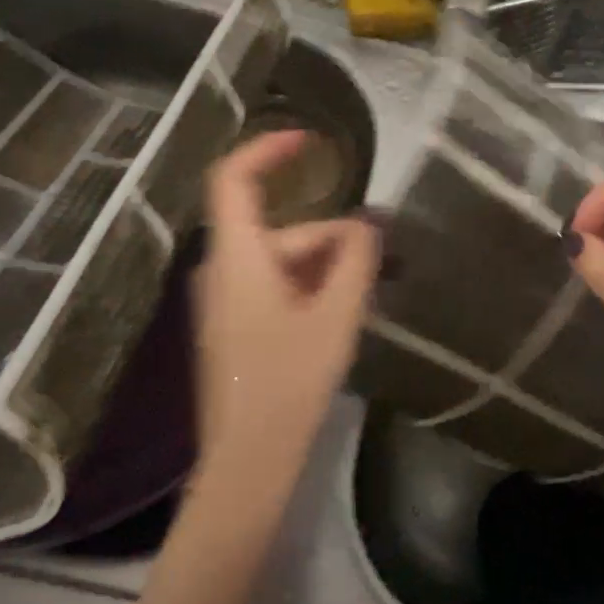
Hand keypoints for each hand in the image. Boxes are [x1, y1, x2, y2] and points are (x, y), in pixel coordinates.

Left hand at [192, 131, 379, 469]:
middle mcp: (221, 270)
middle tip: (382, 265)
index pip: (235, 178)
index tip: (314, 142)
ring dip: (325, 269)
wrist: (247, 461)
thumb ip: (356, 260)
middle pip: (280, 230)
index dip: (270, 149)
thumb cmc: (290, 382)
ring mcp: (222, 302)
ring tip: (367, 300)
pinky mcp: (231, 328)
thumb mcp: (336, 316)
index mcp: (238, 257)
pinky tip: (339, 319)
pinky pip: (273, 288)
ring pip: (281, 261)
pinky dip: (308, 290)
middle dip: (331, 239)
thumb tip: (370, 223)